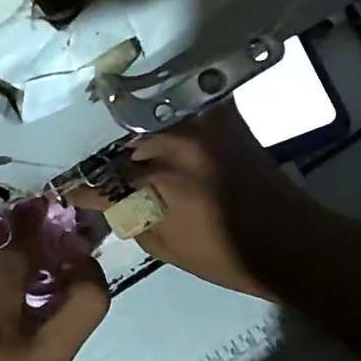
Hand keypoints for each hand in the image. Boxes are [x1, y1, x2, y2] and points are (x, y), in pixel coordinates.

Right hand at [69, 107, 346, 298]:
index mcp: (153, 185)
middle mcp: (170, 147)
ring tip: (135, 149)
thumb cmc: (225, 257)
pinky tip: (167, 120)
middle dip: (113, 164)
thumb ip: (131, 220)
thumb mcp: (165, 249)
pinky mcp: (223, 119)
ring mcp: (198, 128)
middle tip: (109, 173)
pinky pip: (187, 103)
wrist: (289, 241)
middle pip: (122, 148)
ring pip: (149, 123)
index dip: (83, 190)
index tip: (70, 190)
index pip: (101, 182)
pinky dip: (174, 110)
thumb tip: (110, 202)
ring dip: (138, 139)